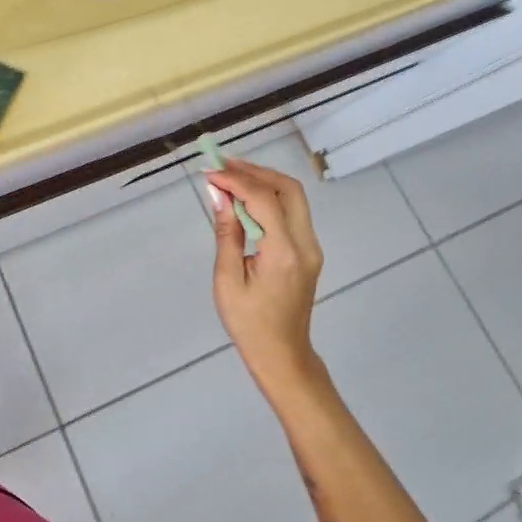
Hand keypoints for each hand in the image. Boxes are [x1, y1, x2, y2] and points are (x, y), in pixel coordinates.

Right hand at [205, 158, 323, 387]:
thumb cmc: (249, 323)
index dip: (236, 180)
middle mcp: (305, 244)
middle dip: (255, 172)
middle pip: (288, 189)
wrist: (282, 354)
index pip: (264, 199)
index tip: (209, 173)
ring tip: (230, 178)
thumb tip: (219, 195)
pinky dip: (269, 198)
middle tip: (223, 167)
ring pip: (293, 198)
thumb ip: (226, 233)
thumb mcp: (228, 280)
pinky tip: (245, 201)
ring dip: (263, 181)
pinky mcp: (308, 251)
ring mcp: (311, 247)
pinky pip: (292, 212)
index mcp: (284, 253)